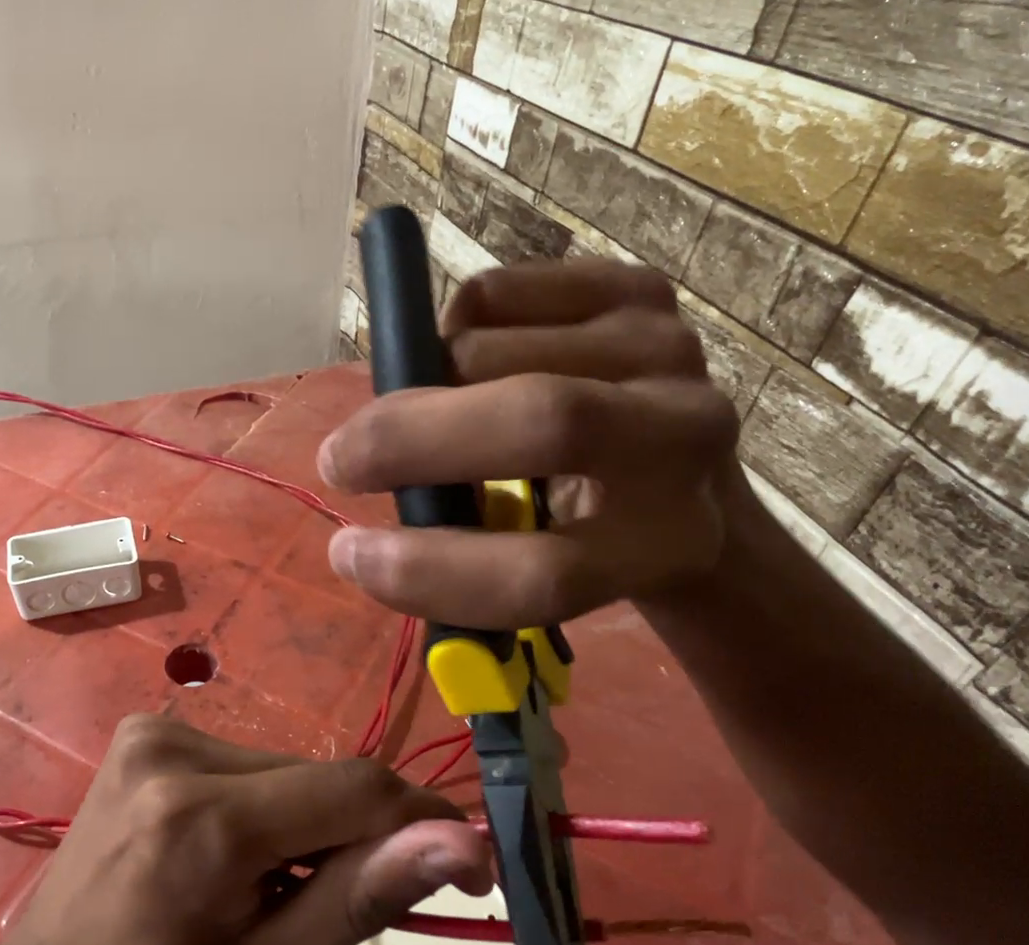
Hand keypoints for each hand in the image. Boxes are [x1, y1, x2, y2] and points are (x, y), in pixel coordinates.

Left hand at [0, 715, 493, 944]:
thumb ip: (360, 898)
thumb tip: (459, 842)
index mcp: (205, 824)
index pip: (354, 789)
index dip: (422, 822)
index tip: (467, 868)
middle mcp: (176, 753)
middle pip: (320, 776)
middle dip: (353, 833)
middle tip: (336, 899)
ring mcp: (153, 732)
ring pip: (286, 766)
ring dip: (305, 819)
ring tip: (268, 883)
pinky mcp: (144, 729)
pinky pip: (244, 759)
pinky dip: (263, 802)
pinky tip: (232, 850)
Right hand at [318, 260, 740, 627]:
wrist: (669, 462)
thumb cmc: (579, 530)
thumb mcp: (534, 567)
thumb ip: (467, 556)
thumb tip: (372, 506)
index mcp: (664, 544)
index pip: (543, 572)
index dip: (431, 570)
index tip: (349, 554)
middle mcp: (688, 439)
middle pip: (542, 420)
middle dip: (411, 438)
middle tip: (340, 461)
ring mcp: (668, 349)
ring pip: (495, 349)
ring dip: (422, 387)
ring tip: (422, 414)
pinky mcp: (637, 288)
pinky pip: (495, 294)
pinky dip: (449, 327)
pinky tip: (461, 363)